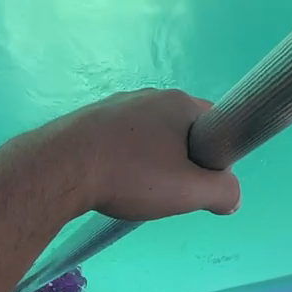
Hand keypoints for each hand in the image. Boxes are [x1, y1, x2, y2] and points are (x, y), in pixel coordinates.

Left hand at [39, 89, 241, 221]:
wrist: (59, 169)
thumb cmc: (131, 175)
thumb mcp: (189, 191)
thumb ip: (222, 192)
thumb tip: (232, 196)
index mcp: (179, 103)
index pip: (217, 122)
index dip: (217, 154)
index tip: (202, 180)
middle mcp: (149, 95)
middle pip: (181, 130)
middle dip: (182, 160)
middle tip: (169, 191)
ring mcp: (116, 104)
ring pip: (149, 136)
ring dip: (150, 162)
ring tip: (134, 189)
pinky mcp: (89, 119)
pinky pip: (120, 140)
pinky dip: (122, 160)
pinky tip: (110, 180)